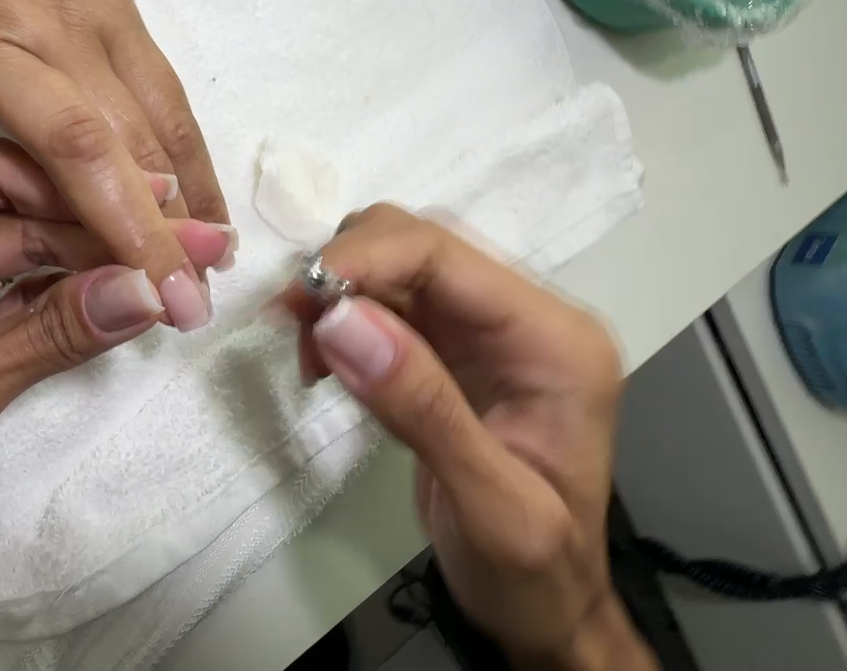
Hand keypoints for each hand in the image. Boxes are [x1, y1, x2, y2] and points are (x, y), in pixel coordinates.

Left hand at [0, 140, 231, 669]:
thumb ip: (46, 334)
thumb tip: (146, 284)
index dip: (81, 193)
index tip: (162, 204)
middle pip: (27, 225)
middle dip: (108, 231)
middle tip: (199, 239)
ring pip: (36, 271)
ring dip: (104, 269)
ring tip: (185, 267)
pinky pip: (30, 317)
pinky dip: (81, 311)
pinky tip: (133, 302)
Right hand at [276, 206, 654, 670]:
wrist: (544, 606)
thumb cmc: (534, 573)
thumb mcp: (492, 510)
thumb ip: (424, 410)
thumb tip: (341, 318)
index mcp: (552, 338)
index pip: (444, 253)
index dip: (362, 258)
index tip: (297, 299)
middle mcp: (520, 312)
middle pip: (416, 240)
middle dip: (344, 267)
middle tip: (294, 323)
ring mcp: (482, 324)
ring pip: (392, 259)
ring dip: (336, 290)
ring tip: (309, 354)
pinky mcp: (448, 340)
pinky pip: (381, 297)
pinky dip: (339, 315)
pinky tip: (324, 360)